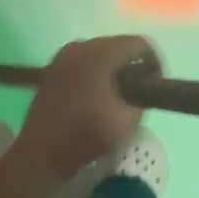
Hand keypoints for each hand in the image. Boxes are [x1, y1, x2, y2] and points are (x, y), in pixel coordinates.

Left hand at [10, 36, 155, 182]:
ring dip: (114, 68)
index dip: (154, 62)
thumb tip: (142, 89)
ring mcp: (62, 56)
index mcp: (100, 54)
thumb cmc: (86, 135)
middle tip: (142, 89)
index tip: (158, 84)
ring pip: (99, 52)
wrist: (41, 154)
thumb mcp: (128, 121)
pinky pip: (83, 62)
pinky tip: (98, 95)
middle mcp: (80, 46)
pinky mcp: (52, 69)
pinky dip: (96, 72)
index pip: (139, 43)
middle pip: (118, 44)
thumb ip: (143, 97)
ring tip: (120, 93)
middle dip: (133, 63)